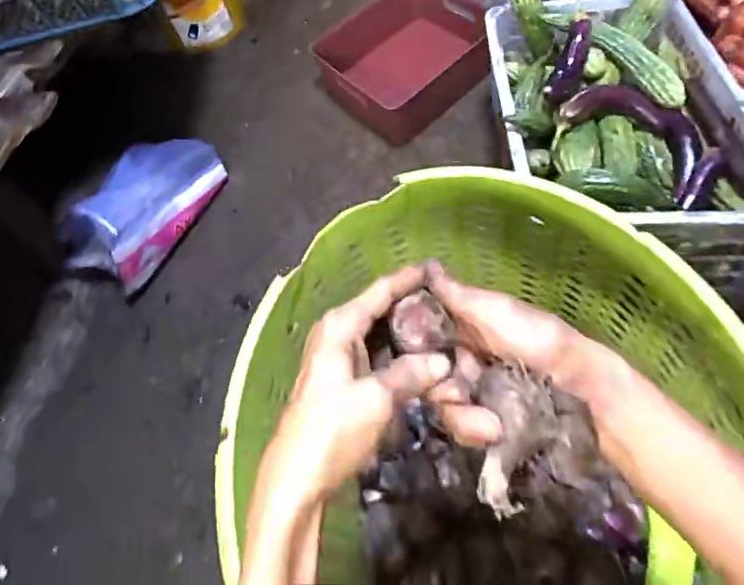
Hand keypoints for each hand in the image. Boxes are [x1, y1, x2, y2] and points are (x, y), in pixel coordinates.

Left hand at [256, 266, 452, 503]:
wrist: (297, 475)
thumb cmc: (333, 428)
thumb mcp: (376, 399)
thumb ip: (410, 374)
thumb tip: (442, 360)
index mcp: (339, 325)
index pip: (379, 292)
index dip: (406, 279)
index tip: (433, 267)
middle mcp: (335, 331)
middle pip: (377, 309)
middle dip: (409, 305)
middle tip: (446, 302)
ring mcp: (336, 355)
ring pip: (376, 334)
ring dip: (404, 333)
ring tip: (440, 327)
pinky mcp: (340, 378)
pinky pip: (374, 354)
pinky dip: (395, 354)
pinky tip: (418, 359)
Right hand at [425, 261, 629, 415]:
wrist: (584, 391)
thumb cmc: (538, 339)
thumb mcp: (495, 311)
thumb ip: (456, 295)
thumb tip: (426, 263)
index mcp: (461, 326)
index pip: (420, 336)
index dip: (412, 350)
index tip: (414, 360)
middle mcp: (460, 357)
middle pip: (425, 375)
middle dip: (439, 389)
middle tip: (459, 394)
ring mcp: (473, 391)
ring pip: (442, 405)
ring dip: (462, 416)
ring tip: (490, 423)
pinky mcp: (485, 421)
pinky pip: (462, 428)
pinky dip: (475, 430)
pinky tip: (496, 430)